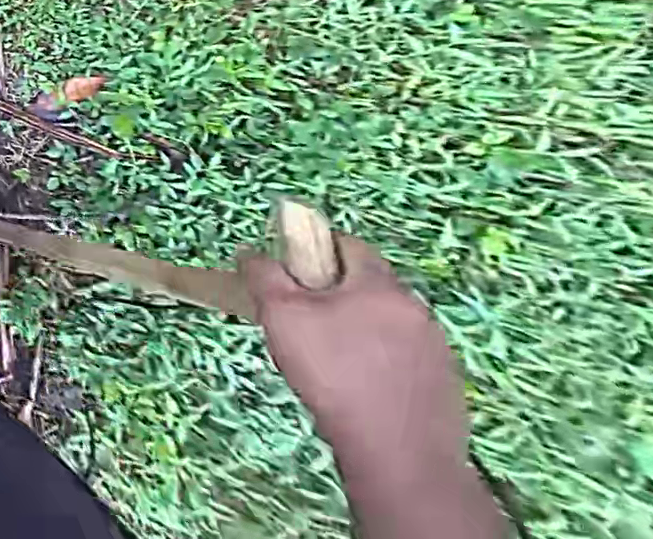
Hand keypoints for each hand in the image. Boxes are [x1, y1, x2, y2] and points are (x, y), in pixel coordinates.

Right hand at [241, 236, 469, 463]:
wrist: (396, 451)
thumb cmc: (330, 369)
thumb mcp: (279, 312)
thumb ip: (263, 273)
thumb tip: (251, 252)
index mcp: (381, 287)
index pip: (348, 244)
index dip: (313, 248)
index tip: (289, 272)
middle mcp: (417, 311)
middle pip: (365, 283)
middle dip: (330, 290)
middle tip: (298, 314)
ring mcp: (437, 349)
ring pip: (382, 318)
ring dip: (351, 323)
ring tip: (322, 351)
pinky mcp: (444, 382)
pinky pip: (399, 350)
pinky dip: (373, 353)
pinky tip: (352, 378)